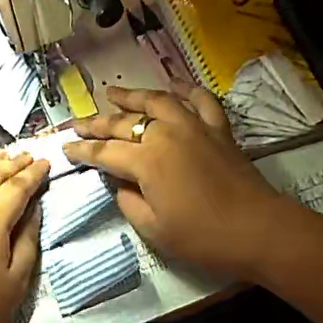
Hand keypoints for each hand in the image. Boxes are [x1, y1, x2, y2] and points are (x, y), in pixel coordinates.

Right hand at [63, 86, 302, 278]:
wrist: (257, 230)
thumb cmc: (202, 238)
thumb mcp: (154, 229)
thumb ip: (128, 202)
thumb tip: (119, 182)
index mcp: (146, 161)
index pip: (104, 152)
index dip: (83, 151)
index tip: (65, 148)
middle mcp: (166, 134)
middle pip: (125, 123)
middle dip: (97, 123)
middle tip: (77, 122)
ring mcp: (195, 127)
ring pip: (158, 101)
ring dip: (133, 95)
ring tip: (112, 92)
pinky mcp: (219, 130)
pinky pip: (200, 100)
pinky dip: (186, 89)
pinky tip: (174, 85)